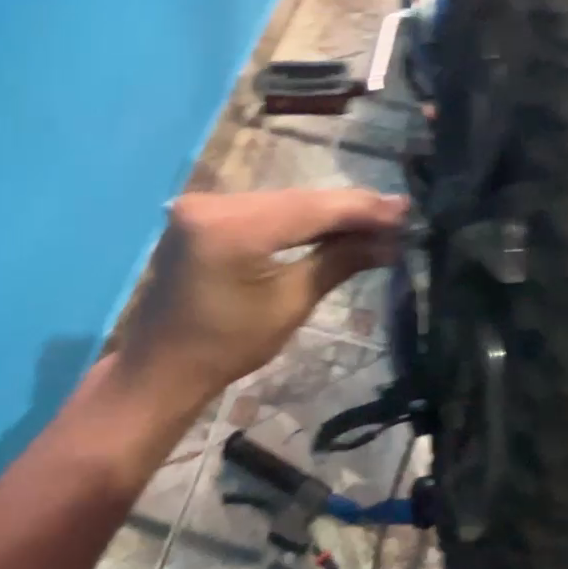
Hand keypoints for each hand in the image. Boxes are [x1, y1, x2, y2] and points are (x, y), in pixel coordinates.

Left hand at [111, 189, 405, 415]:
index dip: (362, 209)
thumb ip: (339, 261)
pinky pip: (261, 209)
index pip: (311, 209)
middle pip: (296, 200)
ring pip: (281, 202)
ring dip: (324, 213)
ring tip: (373, 221)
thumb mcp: (289, 304)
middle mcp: (213, 202)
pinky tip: (328, 225)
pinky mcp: (201, 213)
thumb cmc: (226, 347)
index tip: (405, 210)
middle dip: (347, 210)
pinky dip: (295, 219)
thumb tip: (391, 242)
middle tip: (397, 217)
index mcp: (232, 226)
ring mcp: (202, 204)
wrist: (161, 368)